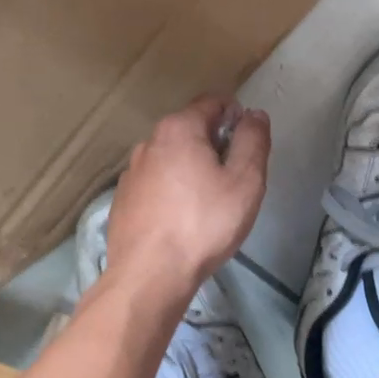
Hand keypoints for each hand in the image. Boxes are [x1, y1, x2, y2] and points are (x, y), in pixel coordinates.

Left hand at [106, 95, 271, 297]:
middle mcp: (150, 141)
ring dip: (192, 168)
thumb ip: (253, 141)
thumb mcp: (245, 181)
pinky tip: (181, 220)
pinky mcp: (124, 199)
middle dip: (215, 145)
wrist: (149, 275)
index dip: (236, 116)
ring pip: (172, 157)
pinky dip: (172, 190)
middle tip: (233, 180)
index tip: (248, 146)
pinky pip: (156, 182)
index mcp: (179, 128)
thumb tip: (254, 114)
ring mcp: (132, 171)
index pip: (212, 102)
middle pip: (190, 129)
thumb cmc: (204, 224)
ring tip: (208, 204)